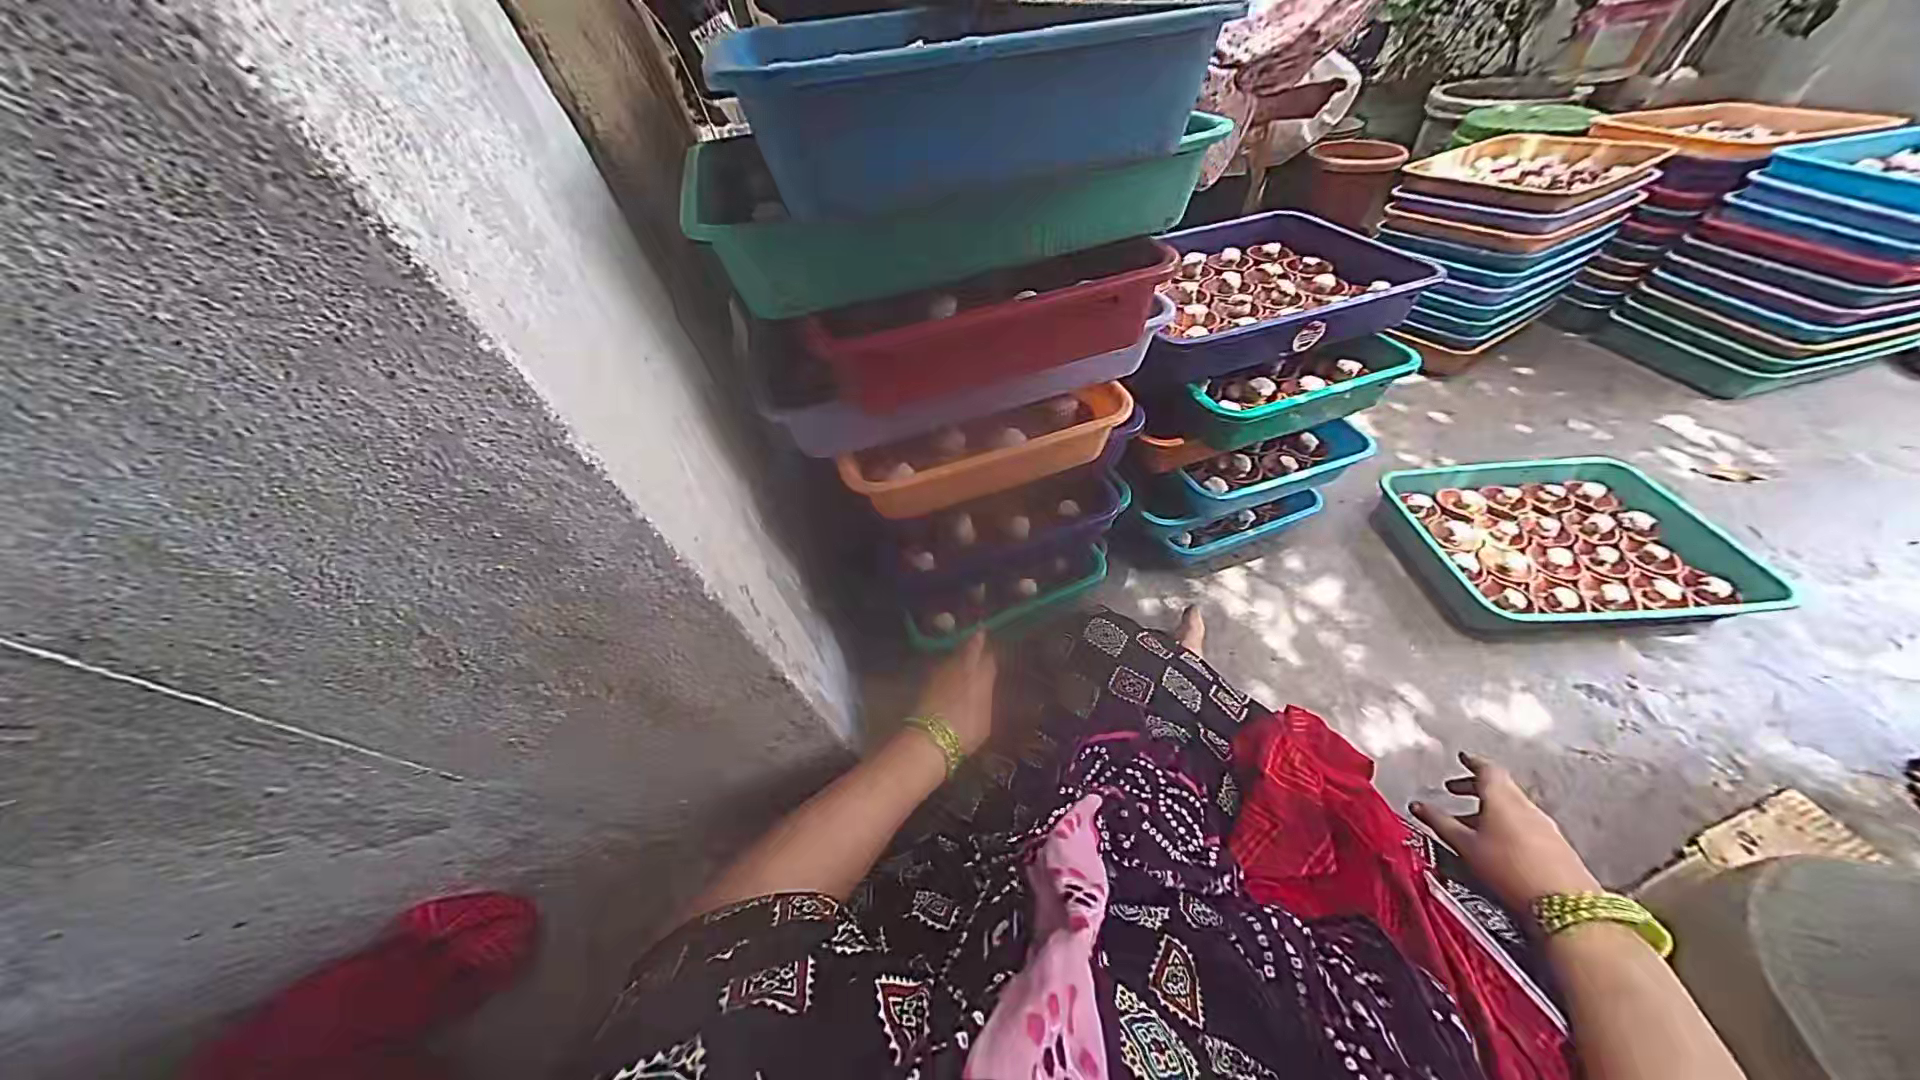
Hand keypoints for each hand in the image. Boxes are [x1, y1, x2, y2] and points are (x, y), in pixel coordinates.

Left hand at [911, 631, 997, 753]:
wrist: (931, 736)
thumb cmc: (965, 733)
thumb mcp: (985, 720)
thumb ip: (985, 698)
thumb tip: (985, 687)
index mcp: (982, 678)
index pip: (988, 659)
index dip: (990, 653)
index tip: (992, 649)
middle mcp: (964, 669)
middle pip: (970, 648)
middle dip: (976, 640)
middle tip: (980, 631)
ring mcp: (943, 671)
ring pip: (954, 654)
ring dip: (960, 649)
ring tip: (964, 647)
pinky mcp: (928, 678)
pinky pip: (942, 664)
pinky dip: (947, 663)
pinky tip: (948, 666)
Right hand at [1412, 752, 1601, 912]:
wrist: (1566, 907)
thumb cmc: (1510, 870)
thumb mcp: (1464, 844)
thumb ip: (1439, 822)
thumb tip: (1418, 806)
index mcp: (1502, 799)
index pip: (1487, 770)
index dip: (1472, 762)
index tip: (1463, 759)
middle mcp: (1526, 808)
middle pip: (1500, 787)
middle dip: (1475, 786)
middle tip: (1455, 790)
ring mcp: (1545, 828)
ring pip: (1513, 808)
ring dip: (1490, 809)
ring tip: (1470, 823)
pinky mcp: (1557, 847)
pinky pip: (1526, 826)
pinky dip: (1506, 825)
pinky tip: (1496, 843)